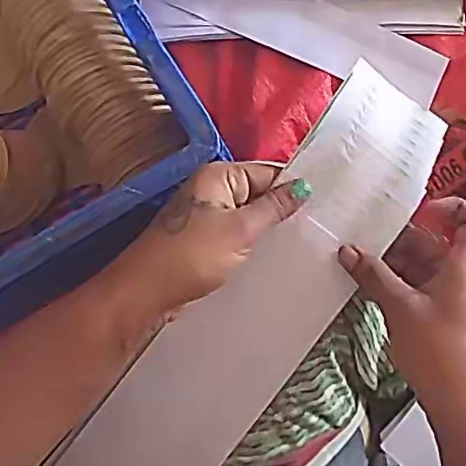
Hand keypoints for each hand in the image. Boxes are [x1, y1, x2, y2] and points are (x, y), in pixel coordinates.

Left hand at [119, 162, 311, 317]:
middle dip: (281, 209)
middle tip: (314, 226)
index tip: (321, 204)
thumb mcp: (242, 230)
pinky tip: (269, 255)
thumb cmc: (192, 256)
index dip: (292, 187)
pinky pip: (235, 232)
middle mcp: (211, 188)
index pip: (267, 172)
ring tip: (298, 242)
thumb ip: (274, 207)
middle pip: (258, 192)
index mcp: (219, 176)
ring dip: (267, 228)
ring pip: (248, 214)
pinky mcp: (203, 237)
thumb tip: (303, 186)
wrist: (145, 293)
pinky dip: (251, 241)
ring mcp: (205, 214)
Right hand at [338, 198, 465, 419]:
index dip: (450, 207)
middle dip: (403, 239)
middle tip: (370, 238)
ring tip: (361, 262)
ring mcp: (451, 300)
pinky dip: (396, 284)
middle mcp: (460, 278)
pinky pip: (418, 289)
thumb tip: (350, 252)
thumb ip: (374, 276)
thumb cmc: (442, 353)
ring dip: (394, 263)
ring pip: (423, 267)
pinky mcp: (440, 320)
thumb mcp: (401, 307)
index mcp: (463, 266)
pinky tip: (370, 288)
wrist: (462, 406)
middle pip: (436, 244)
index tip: (419, 210)